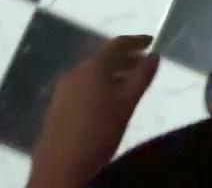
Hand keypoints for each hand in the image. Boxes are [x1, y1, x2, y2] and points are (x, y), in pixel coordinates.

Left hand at [32, 35, 158, 187]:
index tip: (152, 42)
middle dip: (126, 59)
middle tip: (144, 65)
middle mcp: (76, 72)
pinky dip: (99, 86)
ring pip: (93, 74)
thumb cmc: (98, 132)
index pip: (118, 43)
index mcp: (93, 66)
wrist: (59, 172)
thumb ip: (142, 76)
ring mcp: (63, 90)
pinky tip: (107, 102)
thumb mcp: (127, 104)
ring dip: (113, 74)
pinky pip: (83, 87)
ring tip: (129, 85)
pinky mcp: (57, 107)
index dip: (137, 41)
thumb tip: (154, 55)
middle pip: (105, 58)